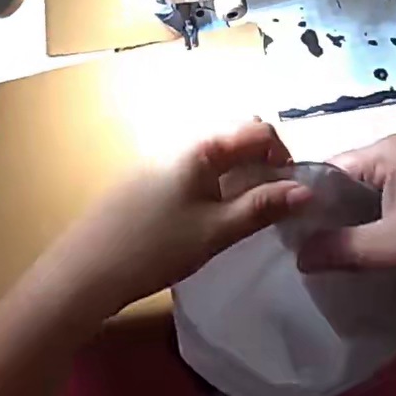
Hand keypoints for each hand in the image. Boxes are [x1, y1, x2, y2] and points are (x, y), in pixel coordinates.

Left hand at [37, 120, 311, 314]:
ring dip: (239, 170)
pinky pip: (195, 164)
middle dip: (262, 158)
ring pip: (215, 151)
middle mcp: (181, 141)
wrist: (89, 266)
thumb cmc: (156, 246)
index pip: (257, 129)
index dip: (282, 154)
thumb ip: (262, 207)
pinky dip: (216, 179)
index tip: (291, 191)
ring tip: (246, 210)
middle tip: (270, 200)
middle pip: (235, 134)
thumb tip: (307, 190)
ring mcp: (163, 156)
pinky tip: (214, 212)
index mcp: (200, 145)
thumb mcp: (216, 230)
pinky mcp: (151, 175)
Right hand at [296, 134, 395, 290]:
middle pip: (346, 181)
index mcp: (388, 149)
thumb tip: (297, 257)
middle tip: (308, 248)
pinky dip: (373, 224)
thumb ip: (343, 248)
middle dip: (329, 214)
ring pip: (365, 195)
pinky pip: (385, 203)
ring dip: (351, 222)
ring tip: (332, 251)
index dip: (309, 201)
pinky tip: (366, 248)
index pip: (329, 168)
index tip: (291, 233)